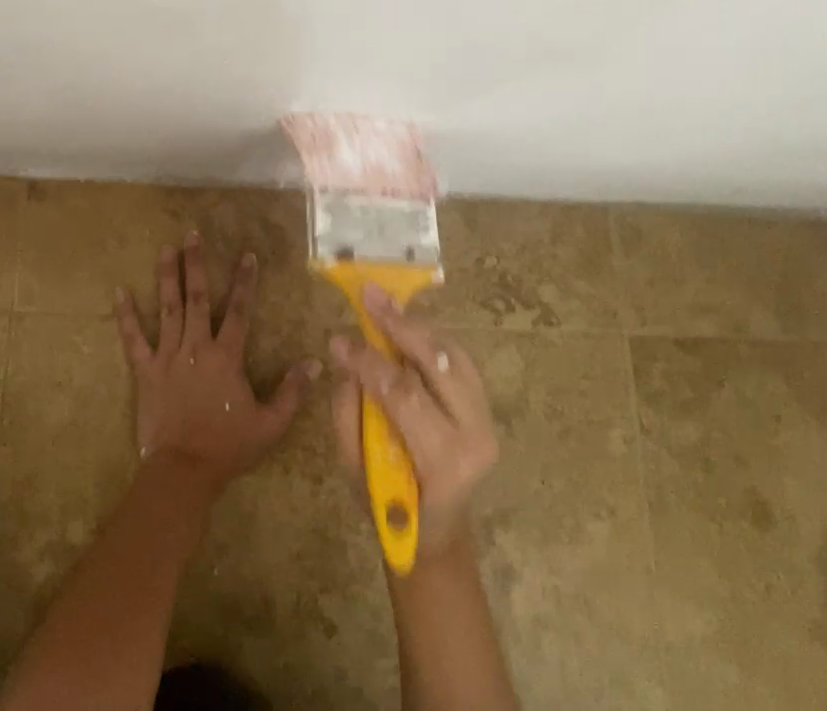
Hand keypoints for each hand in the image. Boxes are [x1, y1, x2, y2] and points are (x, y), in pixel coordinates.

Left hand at [115, 232, 317, 489]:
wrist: (184, 468)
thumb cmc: (229, 446)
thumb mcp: (271, 423)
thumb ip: (292, 392)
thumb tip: (315, 363)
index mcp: (227, 357)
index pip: (240, 311)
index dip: (245, 282)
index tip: (247, 254)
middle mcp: (197, 347)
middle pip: (198, 298)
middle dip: (196, 264)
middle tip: (192, 234)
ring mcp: (168, 356)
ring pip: (168, 309)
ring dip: (166, 277)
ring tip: (165, 249)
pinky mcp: (145, 371)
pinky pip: (133, 339)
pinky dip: (126, 316)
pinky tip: (119, 292)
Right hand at [331, 283, 499, 559]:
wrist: (439, 532)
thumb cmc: (390, 510)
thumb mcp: (356, 472)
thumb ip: (348, 416)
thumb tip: (346, 360)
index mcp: (444, 459)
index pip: (404, 395)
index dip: (369, 362)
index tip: (339, 339)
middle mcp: (476, 434)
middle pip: (437, 364)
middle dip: (400, 326)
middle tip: (369, 294)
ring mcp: (487, 417)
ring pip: (453, 355)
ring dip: (417, 326)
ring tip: (383, 303)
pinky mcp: (486, 406)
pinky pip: (458, 360)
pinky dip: (430, 338)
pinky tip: (404, 323)